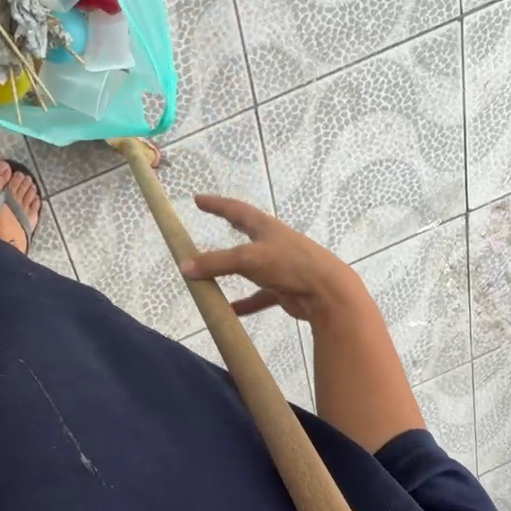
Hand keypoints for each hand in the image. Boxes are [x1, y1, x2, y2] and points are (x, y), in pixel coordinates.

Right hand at [179, 195, 364, 322]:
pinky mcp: (284, 289)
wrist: (326, 293)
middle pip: (246, 232)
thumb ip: (215, 263)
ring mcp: (279, 266)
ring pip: (250, 267)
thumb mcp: (247, 259)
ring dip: (232, 270)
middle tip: (214, 219)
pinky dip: (245, 303)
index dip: (216, 204)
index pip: (236, 210)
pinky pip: (259, 296)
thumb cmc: (288, 265)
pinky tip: (230, 311)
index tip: (198, 199)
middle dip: (230, 226)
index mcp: (266, 228)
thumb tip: (184, 266)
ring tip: (212, 274)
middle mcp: (273, 243)